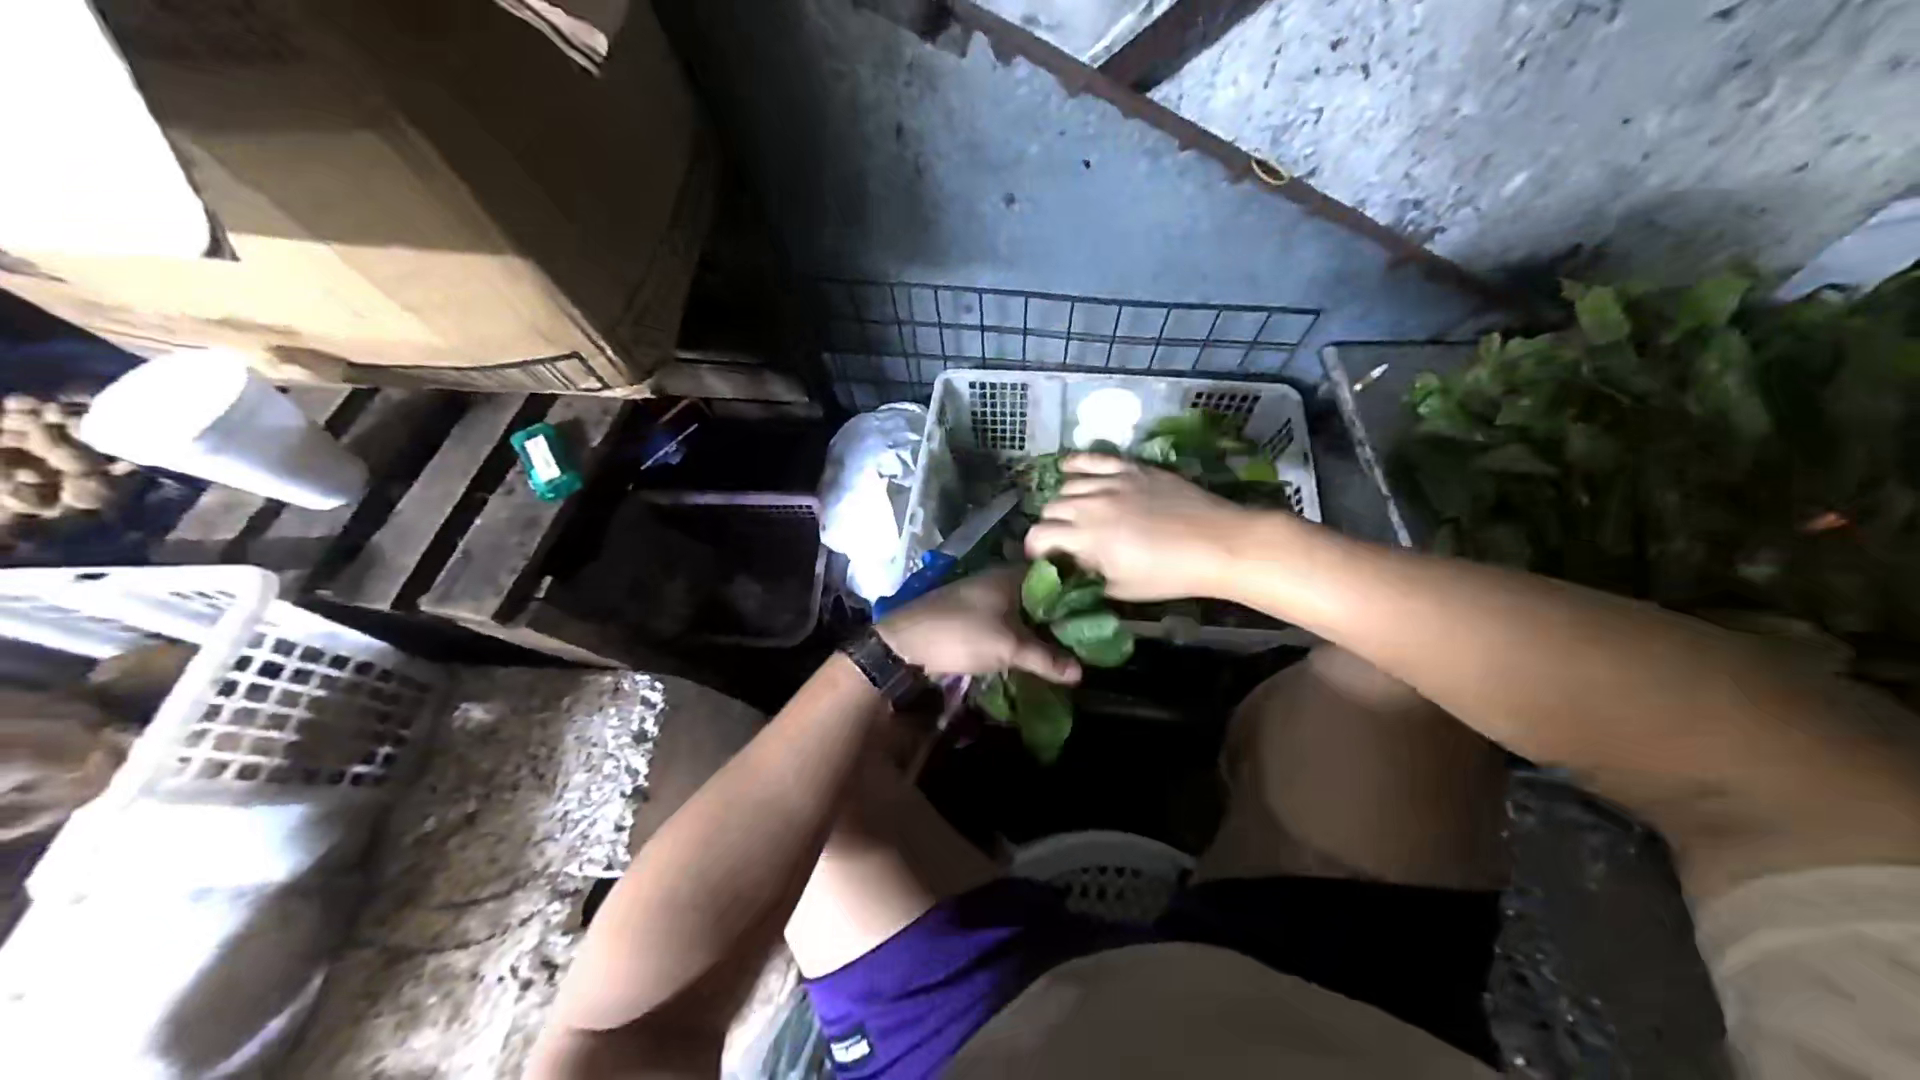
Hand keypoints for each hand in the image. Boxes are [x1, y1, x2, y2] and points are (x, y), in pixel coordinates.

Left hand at [877, 568, 1080, 682]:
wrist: (903, 644)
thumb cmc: (960, 634)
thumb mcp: (1009, 648)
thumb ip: (1046, 658)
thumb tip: (1081, 673)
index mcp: (1012, 575)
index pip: (1057, 576)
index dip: (1078, 594)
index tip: (1099, 614)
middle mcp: (1000, 579)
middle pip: (1041, 595)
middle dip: (1060, 616)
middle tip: (1086, 639)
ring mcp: (983, 595)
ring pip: (1023, 609)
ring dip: (1040, 627)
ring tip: (1065, 648)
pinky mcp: (972, 614)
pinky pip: (1007, 620)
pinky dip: (1021, 632)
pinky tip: (1033, 651)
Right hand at [1024, 454, 1253, 600]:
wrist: (1217, 543)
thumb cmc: (1169, 574)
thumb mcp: (1121, 588)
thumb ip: (1088, 577)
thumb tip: (1072, 569)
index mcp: (1086, 537)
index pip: (1039, 535)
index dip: (1034, 549)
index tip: (1043, 558)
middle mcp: (1091, 504)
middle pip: (1050, 509)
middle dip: (1050, 526)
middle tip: (1064, 540)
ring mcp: (1111, 482)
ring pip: (1068, 485)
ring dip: (1064, 501)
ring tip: (1074, 513)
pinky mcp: (1131, 469)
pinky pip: (1093, 458)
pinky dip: (1076, 463)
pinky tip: (1068, 468)